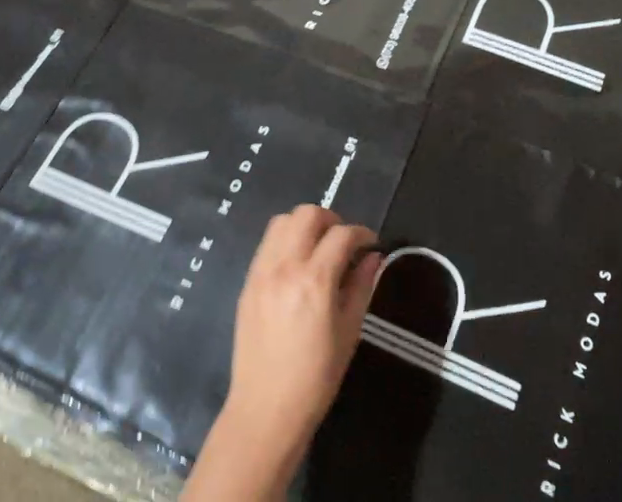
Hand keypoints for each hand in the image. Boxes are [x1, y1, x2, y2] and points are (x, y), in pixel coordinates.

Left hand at [184, 205, 379, 501]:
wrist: (267, 407)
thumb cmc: (317, 376)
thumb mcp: (349, 331)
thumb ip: (361, 286)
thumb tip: (373, 257)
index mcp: (314, 281)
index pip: (342, 234)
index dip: (362, 234)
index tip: (371, 245)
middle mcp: (285, 267)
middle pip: (307, 214)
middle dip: (332, 220)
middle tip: (344, 243)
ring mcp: (261, 273)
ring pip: (282, 221)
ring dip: (305, 226)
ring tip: (319, 249)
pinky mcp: (247, 283)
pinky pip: (266, 244)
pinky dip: (285, 241)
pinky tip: (297, 265)